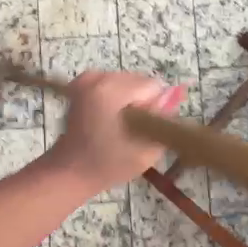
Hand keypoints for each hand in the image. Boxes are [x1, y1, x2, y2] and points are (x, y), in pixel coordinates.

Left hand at [45, 72, 181, 190]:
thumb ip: (163, 120)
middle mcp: (98, 77)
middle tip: (134, 129)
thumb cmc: (107, 165)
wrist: (70, 169)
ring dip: (131, 99)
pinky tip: (112, 118)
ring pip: (127, 81)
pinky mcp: (82, 83)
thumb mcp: (144, 150)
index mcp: (110, 90)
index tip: (147, 128)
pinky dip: (118, 97)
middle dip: (143, 101)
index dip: (156, 107)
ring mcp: (87, 78)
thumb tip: (176, 94)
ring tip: (122, 125)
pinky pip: (113, 83)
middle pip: (139, 80)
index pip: (152, 86)